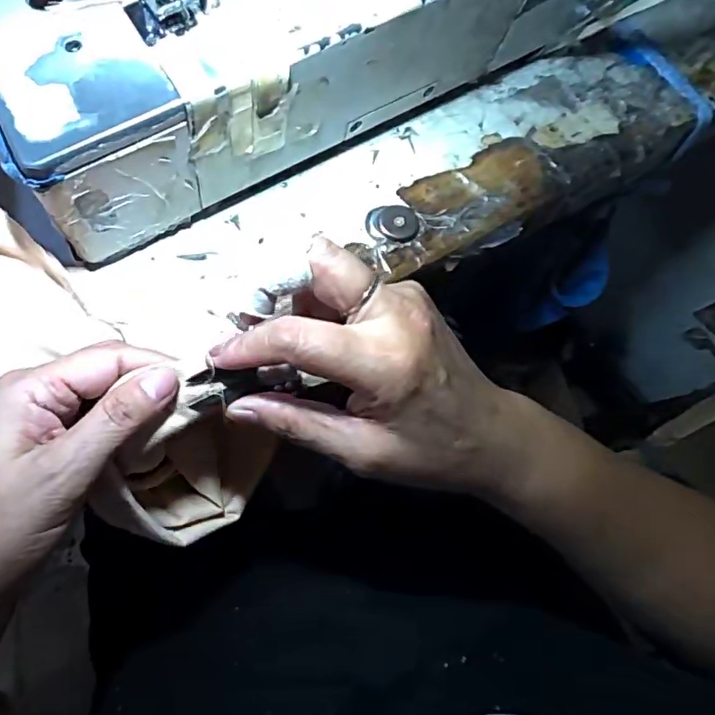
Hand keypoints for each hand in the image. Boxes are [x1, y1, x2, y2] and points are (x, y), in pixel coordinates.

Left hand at [0, 343, 179, 628]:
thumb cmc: (2, 528)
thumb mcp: (65, 471)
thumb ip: (117, 418)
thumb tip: (170, 373)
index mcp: (32, 386)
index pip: (109, 357)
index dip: (157, 366)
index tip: (202, 387)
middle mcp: (37, 391)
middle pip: (108, 372)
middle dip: (152, 386)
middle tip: (196, 410)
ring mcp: (42, 418)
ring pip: (106, 397)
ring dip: (141, 409)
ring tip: (179, 426)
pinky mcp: (50, 443)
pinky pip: (97, 422)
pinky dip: (125, 430)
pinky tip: (147, 445)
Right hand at [211, 238, 524, 498]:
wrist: (493, 433)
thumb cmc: (430, 451)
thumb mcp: (360, 451)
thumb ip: (296, 421)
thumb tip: (239, 405)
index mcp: (384, 357)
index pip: (298, 334)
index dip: (250, 343)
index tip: (220, 356)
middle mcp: (395, 309)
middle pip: (320, 262)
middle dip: (273, 286)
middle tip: (247, 323)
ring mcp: (404, 294)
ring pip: (331, 268)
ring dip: (294, 294)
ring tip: (271, 334)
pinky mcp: (406, 293)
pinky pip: (349, 283)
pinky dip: (320, 302)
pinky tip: (311, 335)